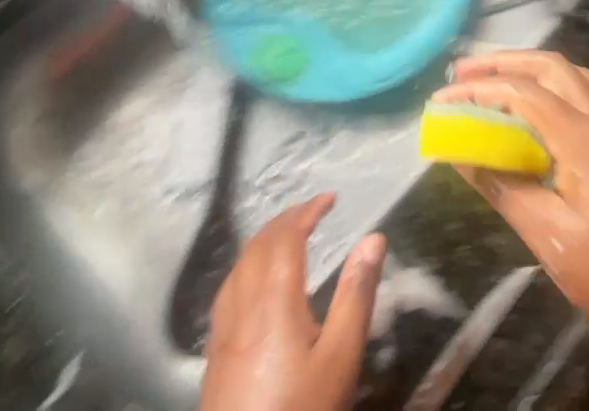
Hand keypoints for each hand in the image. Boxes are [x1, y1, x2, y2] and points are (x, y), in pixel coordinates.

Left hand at [200, 194, 384, 410]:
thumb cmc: (302, 410)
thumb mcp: (341, 357)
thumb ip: (356, 294)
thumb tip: (374, 238)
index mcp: (274, 302)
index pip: (286, 239)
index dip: (306, 212)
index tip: (330, 199)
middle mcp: (242, 308)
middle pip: (257, 248)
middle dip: (285, 221)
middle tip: (313, 213)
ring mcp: (223, 333)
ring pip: (238, 268)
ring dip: (263, 242)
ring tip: (289, 238)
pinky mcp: (214, 356)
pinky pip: (228, 292)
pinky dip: (247, 268)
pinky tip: (256, 287)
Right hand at [432, 50, 588, 342]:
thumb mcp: (550, 236)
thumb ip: (504, 189)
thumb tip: (462, 156)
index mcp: (584, 138)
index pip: (523, 92)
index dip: (478, 90)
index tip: (439, 101)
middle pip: (552, 67)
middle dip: (504, 63)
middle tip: (462, 75)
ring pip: (573, 77)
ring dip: (532, 71)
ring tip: (492, 84)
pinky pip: (586, 98)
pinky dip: (553, 90)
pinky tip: (534, 115)